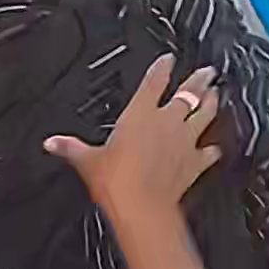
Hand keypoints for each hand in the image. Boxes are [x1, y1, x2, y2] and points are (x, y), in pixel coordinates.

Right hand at [44, 55, 220, 221]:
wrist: (142, 208)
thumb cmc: (116, 182)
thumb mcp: (87, 162)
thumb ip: (71, 148)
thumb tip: (52, 143)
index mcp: (140, 113)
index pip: (155, 80)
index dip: (163, 67)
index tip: (168, 59)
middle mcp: (167, 121)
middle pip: (190, 91)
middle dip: (200, 79)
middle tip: (207, 71)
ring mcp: (185, 141)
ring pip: (206, 113)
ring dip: (212, 102)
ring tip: (216, 94)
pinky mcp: (194, 163)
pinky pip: (209, 152)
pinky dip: (213, 149)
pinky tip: (214, 148)